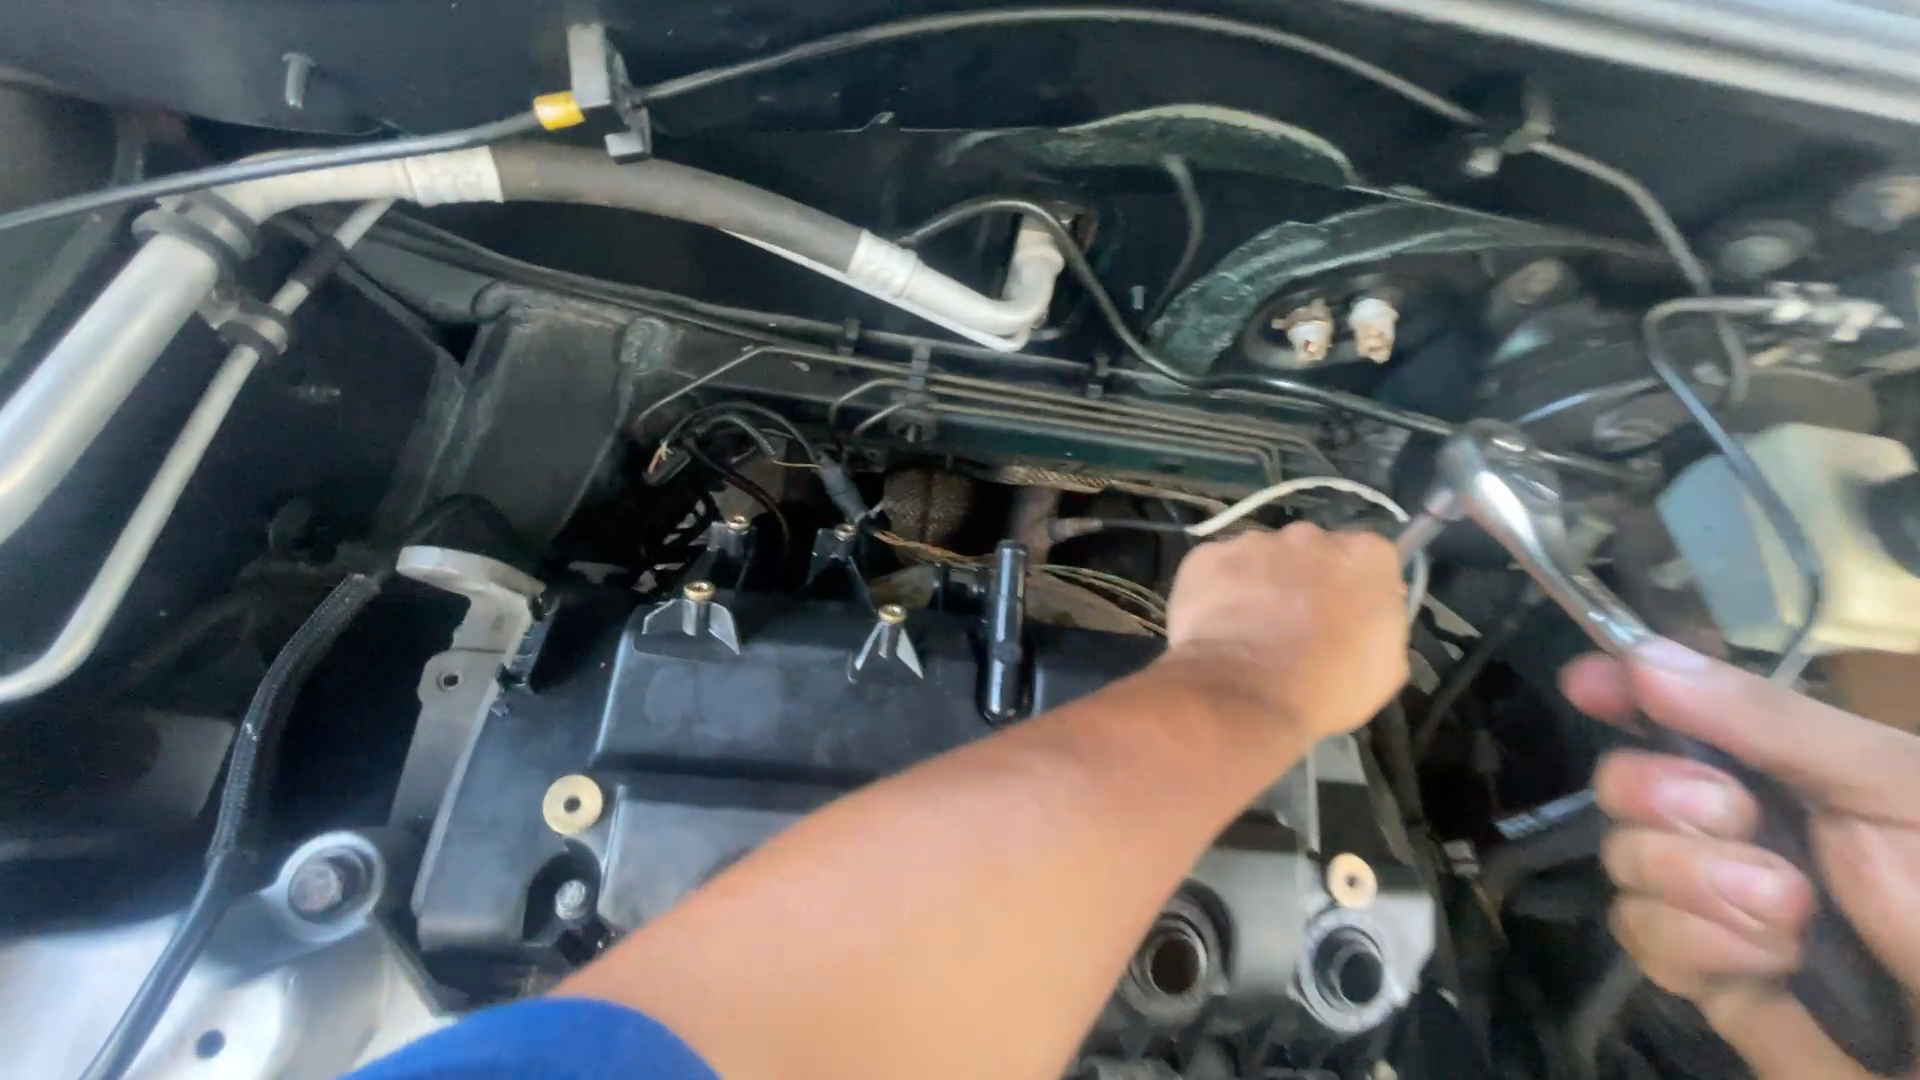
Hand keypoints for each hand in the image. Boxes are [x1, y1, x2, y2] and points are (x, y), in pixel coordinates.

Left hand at [1164, 522, 1407, 742]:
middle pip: (1311, 551)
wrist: (1243, 695)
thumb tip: (1367, 607)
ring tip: (1248, 626)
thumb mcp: (1386, 664)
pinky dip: (1217, 590)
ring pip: (1261, 557)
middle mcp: (1309, 536)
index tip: (1343, 615)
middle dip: (1304, 579)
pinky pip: (1217, 568)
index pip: (1367, 559)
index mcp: (1365, 555)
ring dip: (1259, 582)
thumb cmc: (1327, 686)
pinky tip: (1217, 624)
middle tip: (1292, 622)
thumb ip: (1382, 618)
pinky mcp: (1205, 556)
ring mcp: (1252, 542)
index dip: (1354, 588)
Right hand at [1562, 639, 1919, 1078]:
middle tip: (1731, 815)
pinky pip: (1638, 933)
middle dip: (1658, 795)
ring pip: (1619, 858)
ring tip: (1789, 913)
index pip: (1666, 713)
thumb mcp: (1895, 789)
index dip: (1616, 690)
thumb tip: (1636, 654)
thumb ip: (1768, 720)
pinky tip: (1770, 964)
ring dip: (1695, 881)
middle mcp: (1726, 828)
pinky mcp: (1695, 972)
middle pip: (1617, 783)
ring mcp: (1703, 901)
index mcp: (1776, 774)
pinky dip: (1702, 946)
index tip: (1588, 685)